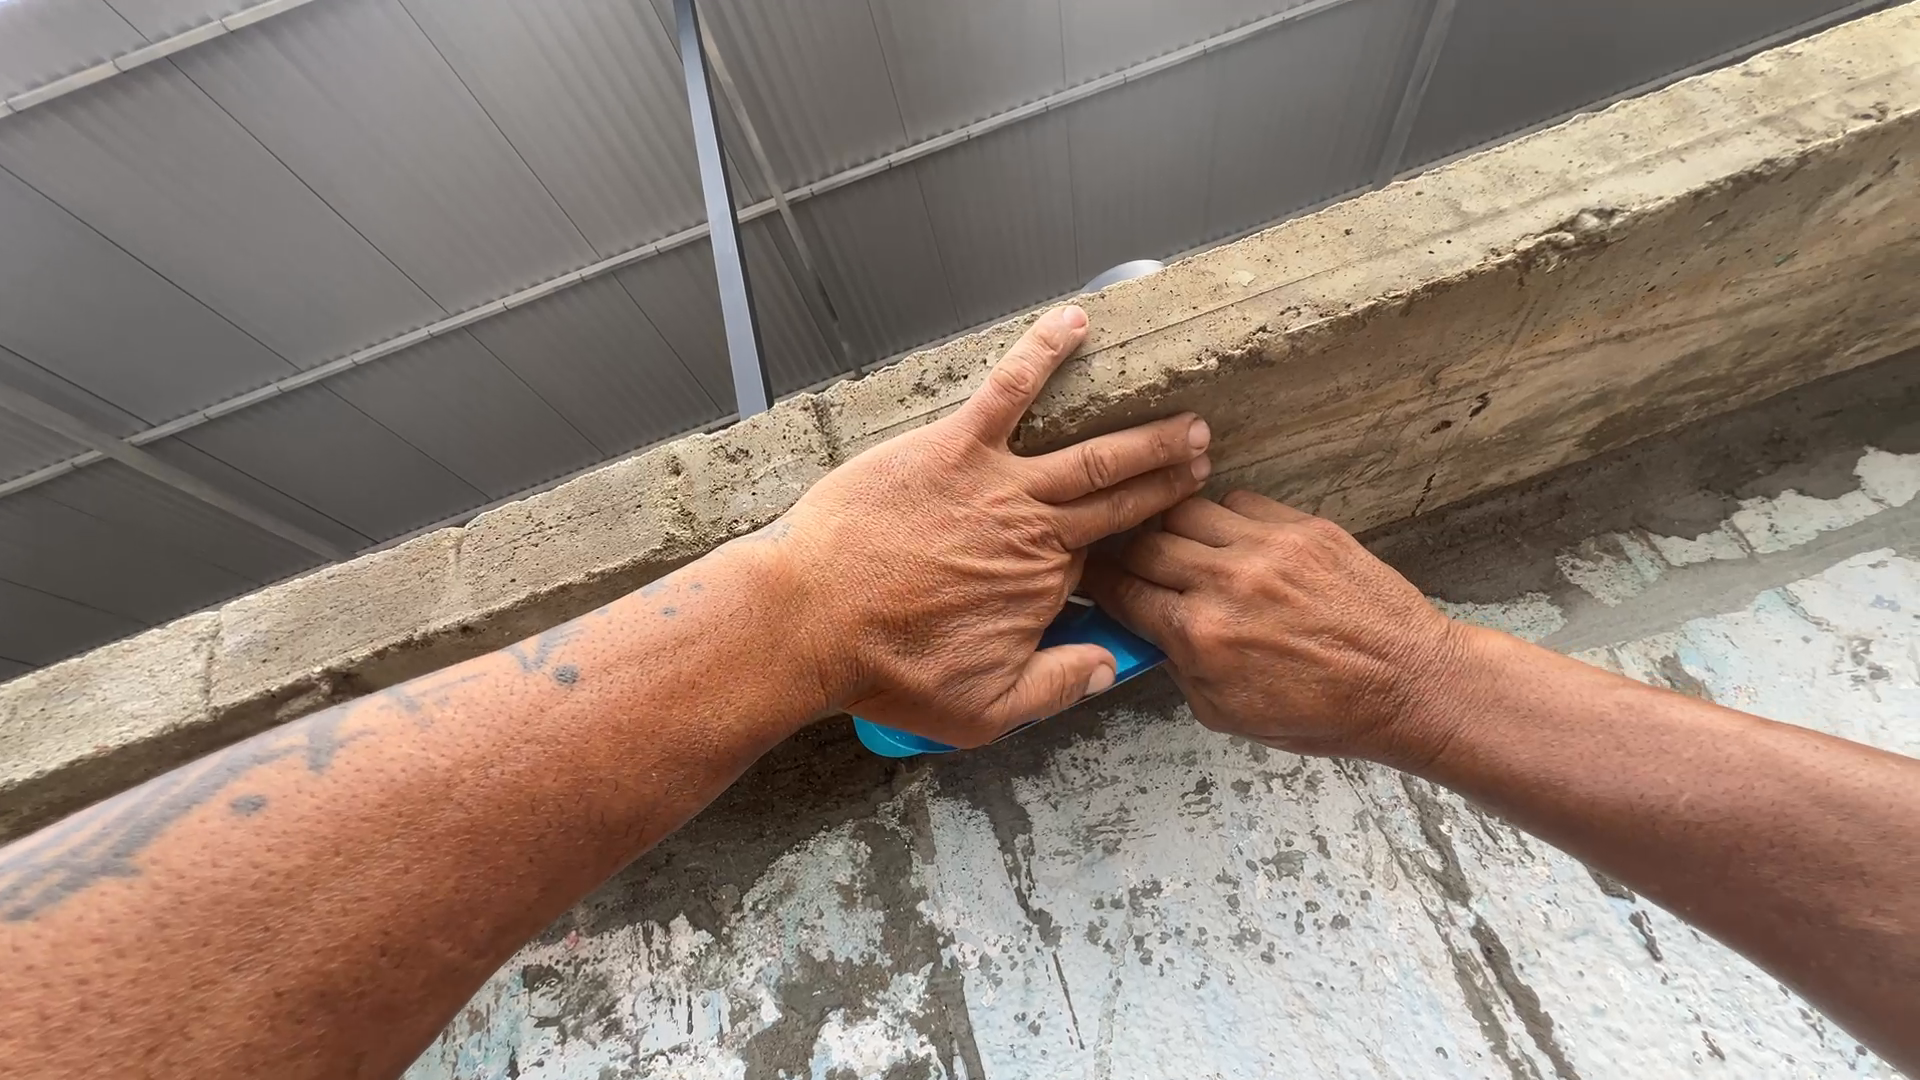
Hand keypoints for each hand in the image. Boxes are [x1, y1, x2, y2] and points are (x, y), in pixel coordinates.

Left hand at [783, 305, 1212, 745]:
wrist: (812, 623)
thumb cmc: (888, 668)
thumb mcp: (982, 711)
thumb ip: (1054, 689)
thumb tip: (1108, 668)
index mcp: (1043, 585)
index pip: (1102, 556)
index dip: (1133, 540)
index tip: (1164, 524)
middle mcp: (1035, 530)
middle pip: (1116, 498)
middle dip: (1167, 479)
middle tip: (1201, 458)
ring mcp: (998, 481)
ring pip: (1090, 451)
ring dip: (1143, 435)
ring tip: (1185, 420)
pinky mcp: (954, 445)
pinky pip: (1008, 389)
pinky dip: (1043, 352)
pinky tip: (1074, 321)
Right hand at [1083, 491, 1466, 765]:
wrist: (1409, 685)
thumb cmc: (1319, 711)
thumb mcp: (1223, 713)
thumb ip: (1175, 666)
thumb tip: (1145, 628)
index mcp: (1200, 635)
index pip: (1122, 592)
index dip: (1098, 585)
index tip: (1090, 579)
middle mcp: (1226, 582)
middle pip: (1142, 545)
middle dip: (1125, 554)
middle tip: (1125, 561)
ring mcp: (1266, 547)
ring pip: (1183, 512)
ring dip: (1168, 529)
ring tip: (1175, 545)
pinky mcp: (1303, 527)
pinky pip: (1237, 502)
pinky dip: (1220, 518)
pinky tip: (1226, 540)